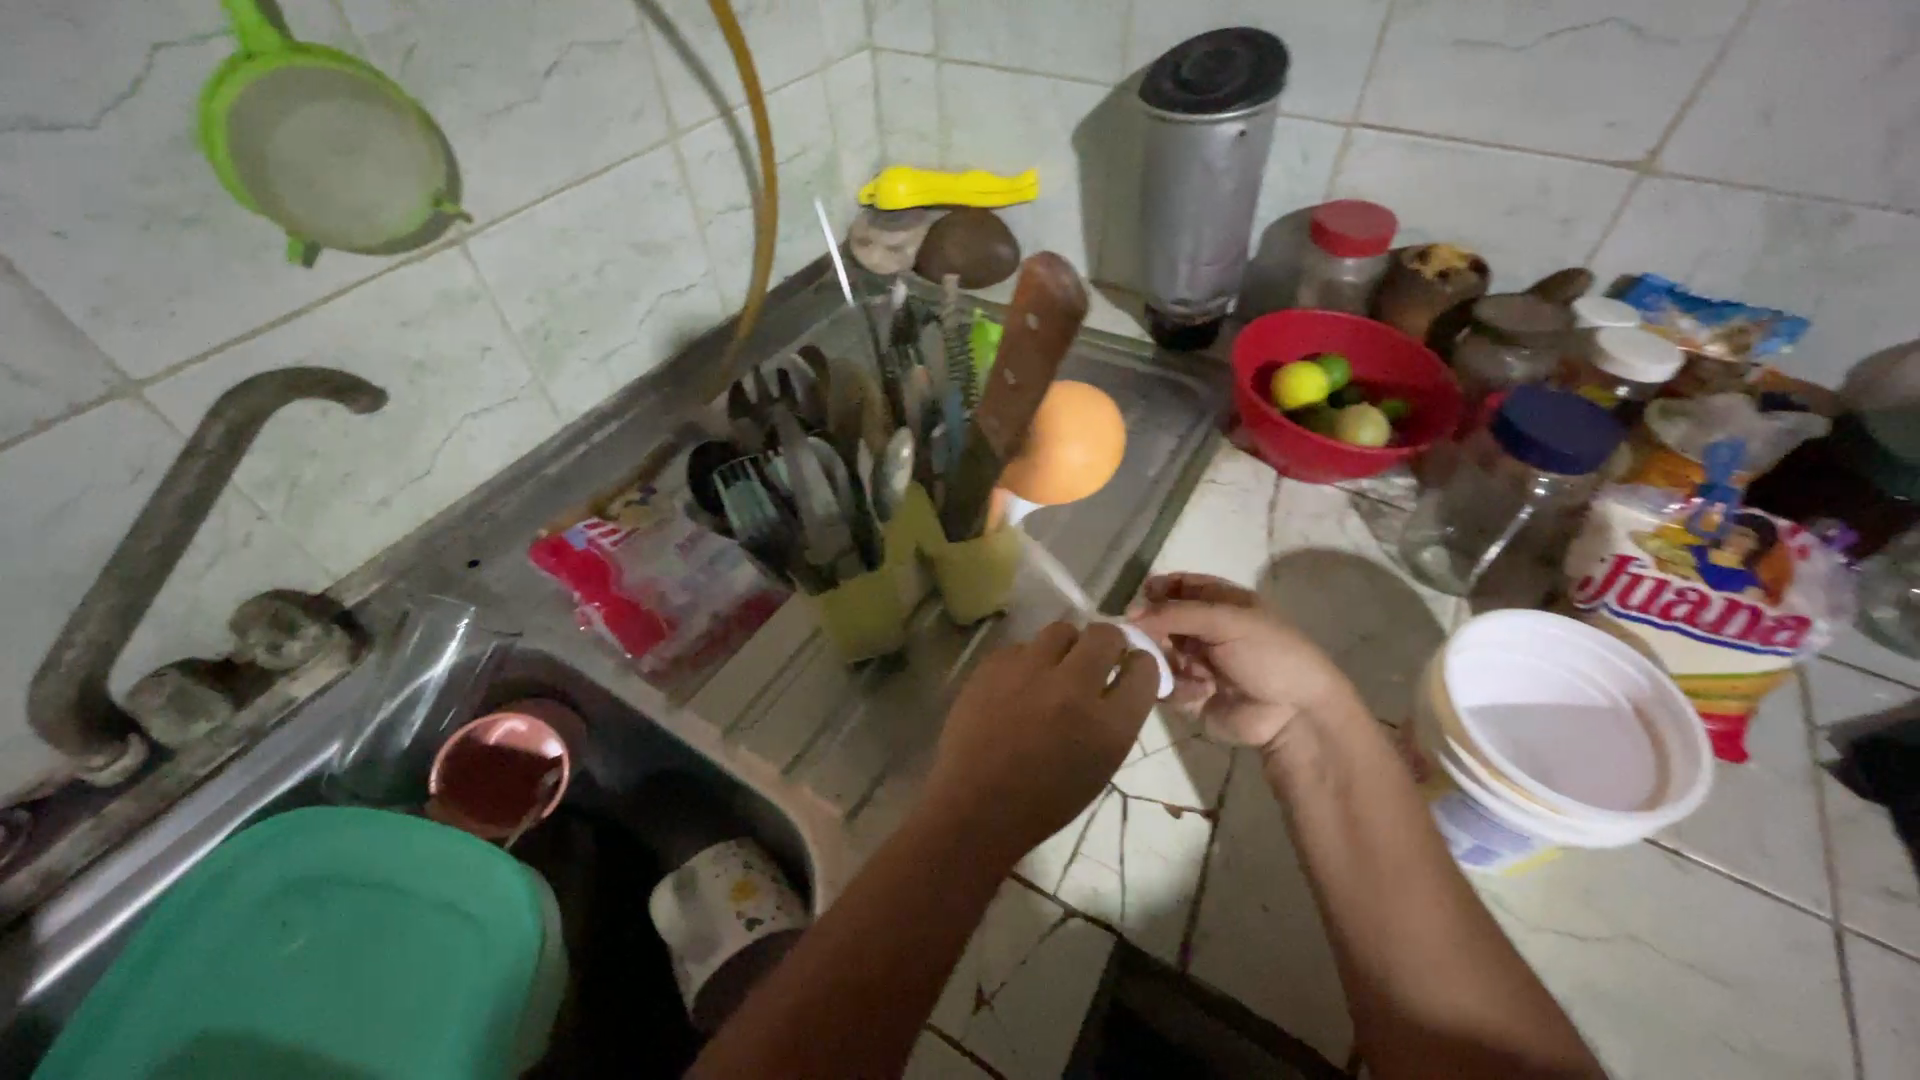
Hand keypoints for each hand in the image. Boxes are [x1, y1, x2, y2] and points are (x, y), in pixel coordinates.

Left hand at [922, 622, 1157, 863]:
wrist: (976, 806)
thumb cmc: (1045, 800)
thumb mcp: (1100, 765)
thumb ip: (1115, 719)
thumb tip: (1117, 681)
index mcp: (1109, 724)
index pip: (1144, 669)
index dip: (1139, 665)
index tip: (1129, 668)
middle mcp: (1074, 687)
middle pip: (1106, 635)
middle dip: (1108, 643)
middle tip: (1097, 658)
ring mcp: (1030, 671)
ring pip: (1062, 631)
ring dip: (1066, 646)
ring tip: (1054, 668)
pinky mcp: (994, 665)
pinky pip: (1022, 647)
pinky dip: (1027, 661)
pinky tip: (1018, 685)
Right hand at [1129, 573, 1361, 753]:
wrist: (1294, 712)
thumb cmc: (1268, 654)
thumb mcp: (1225, 621)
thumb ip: (1175, 613)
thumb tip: (1129, 614)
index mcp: (1221, 604)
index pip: (1180, 587)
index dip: (1158, 589)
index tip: (1140, 598)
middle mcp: (1206, 631)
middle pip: (1162, 622)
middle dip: (1151, 629)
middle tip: (1147, 638)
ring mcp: (1197, 663)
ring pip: (1158, 655)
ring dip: (1164, 661)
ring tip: (1182, 670)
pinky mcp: (1191, 695)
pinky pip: (1165, 687)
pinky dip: (1177, 688)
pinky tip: (1201, 692)